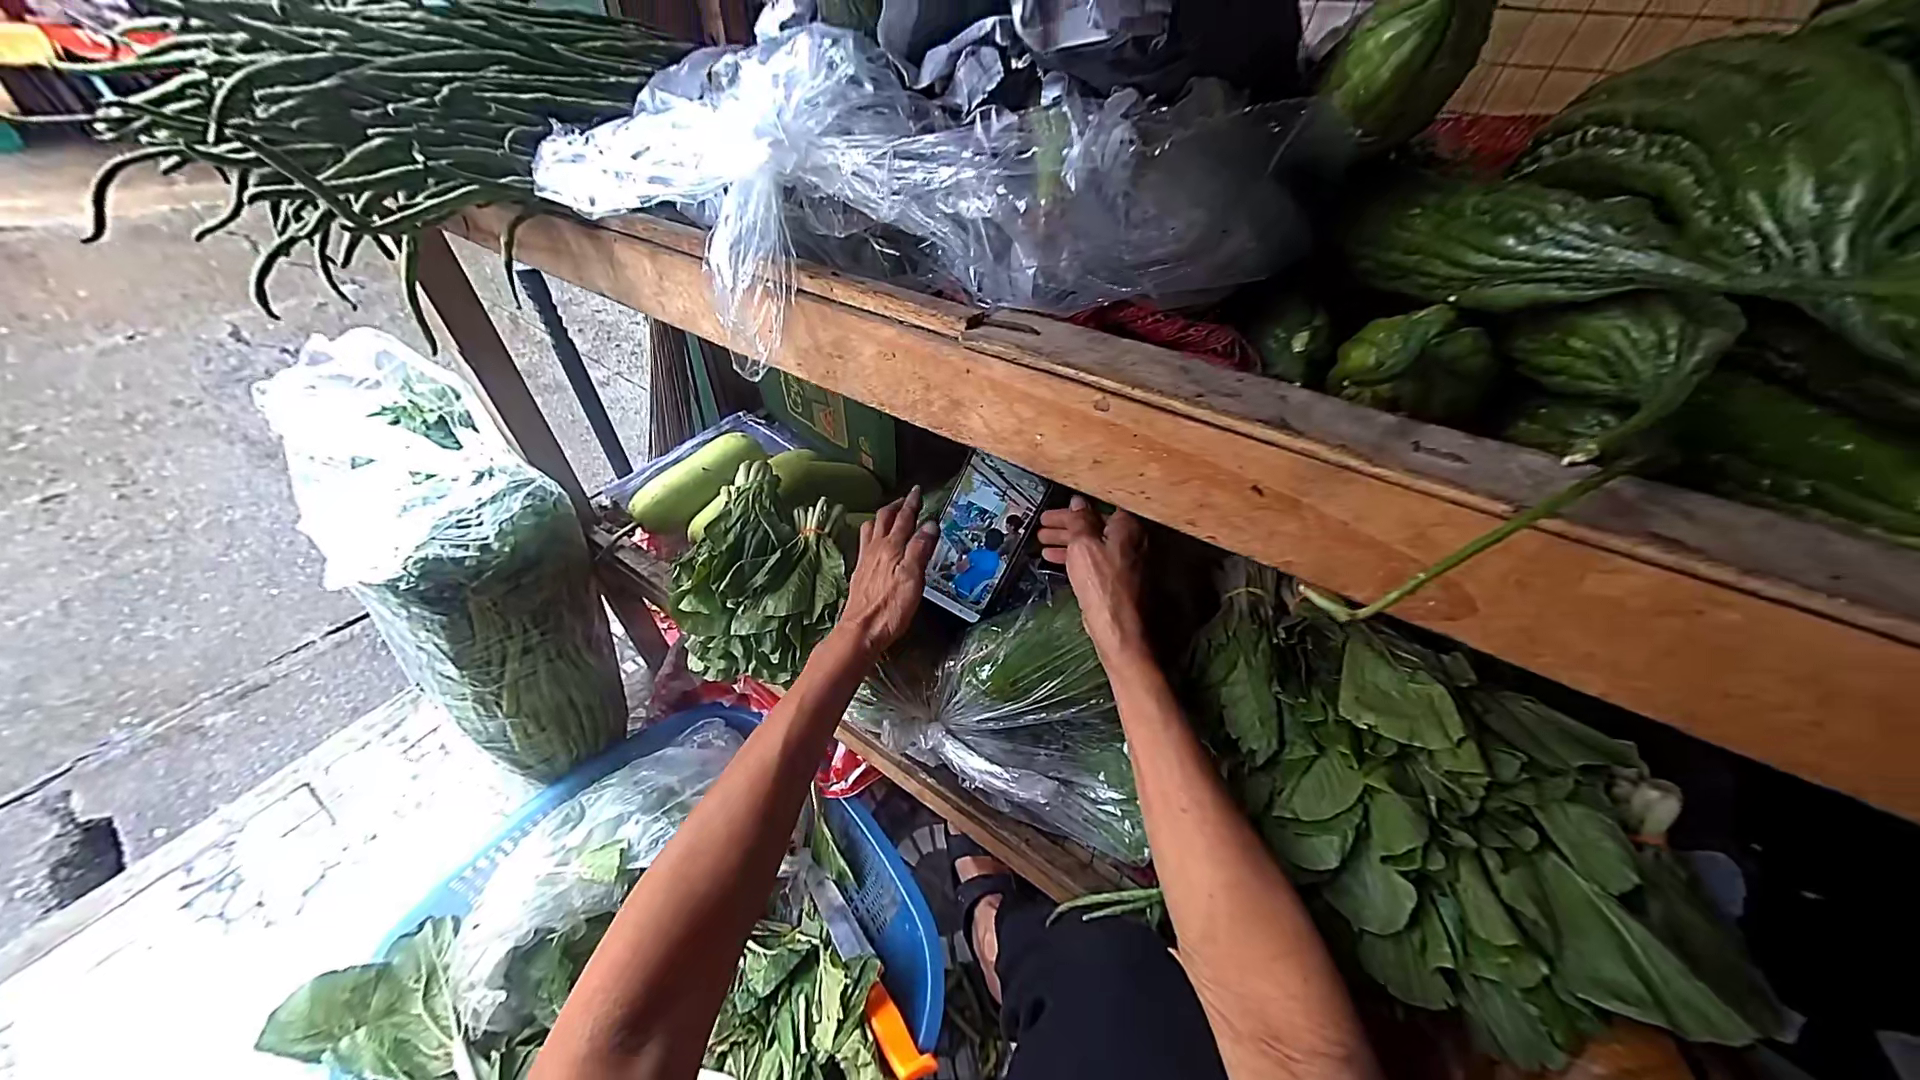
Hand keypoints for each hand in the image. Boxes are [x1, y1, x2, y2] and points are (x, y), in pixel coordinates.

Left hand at [838, 486, 937, 656]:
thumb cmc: (891, 607)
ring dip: (882, 517)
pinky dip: (872, 532)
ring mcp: (865, 560)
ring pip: (871, 528)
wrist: (862, 630)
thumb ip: (920, 549)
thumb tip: (930, 524)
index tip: (917, 491)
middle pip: (884, 519)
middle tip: (906, 499)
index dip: (911, 503)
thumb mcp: (913, 577)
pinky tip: (875, 540)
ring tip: (890, 514)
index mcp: (891, 547)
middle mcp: (875, 548)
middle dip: (896, 506)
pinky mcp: (860, 572)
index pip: (904, 518)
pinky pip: (865, 542)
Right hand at [1037, 496, 1147, 660]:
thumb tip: (1078, 502)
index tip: (1050, 514)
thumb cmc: (1102, 585)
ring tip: (1043, 544)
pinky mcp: (1120, 580)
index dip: (1071, 510)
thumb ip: (1079, 521)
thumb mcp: (1083, 545)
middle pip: (1094, 525)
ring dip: (1068, 542)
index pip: (1097, 507)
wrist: (1119, 628)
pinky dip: (1077, 558)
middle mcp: (1132, 541)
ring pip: (1093, 544)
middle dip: (1066, 527)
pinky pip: (1095, 560)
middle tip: (1043, 528)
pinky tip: (1059, 561)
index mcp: (1127, 526)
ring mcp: (1128, 561)